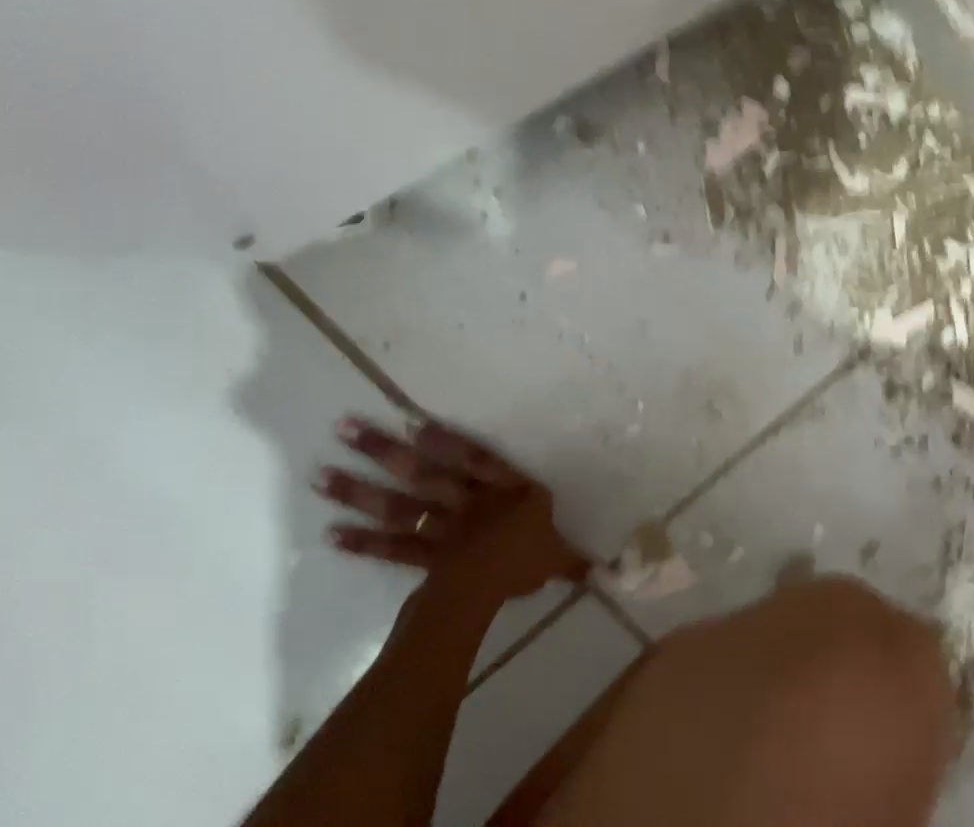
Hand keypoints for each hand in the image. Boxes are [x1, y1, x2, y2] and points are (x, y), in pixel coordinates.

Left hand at [315, 416, 588, 600]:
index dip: (447, 441)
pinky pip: (392, 547)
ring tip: (321, 476)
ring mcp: (442, 529)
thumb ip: (573, 556)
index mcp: (510, 492)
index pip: (478, 459)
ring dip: (358, 491)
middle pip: (424, 474)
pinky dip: (362, 542)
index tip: (412, 422)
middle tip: (342, 431)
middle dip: (382, 453)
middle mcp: (471, 502)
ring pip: (399, 506)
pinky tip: (331, 533)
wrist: (494, 592)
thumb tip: (610, 566)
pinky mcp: (424, 558)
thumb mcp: (561, 555)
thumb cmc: (530, 562)